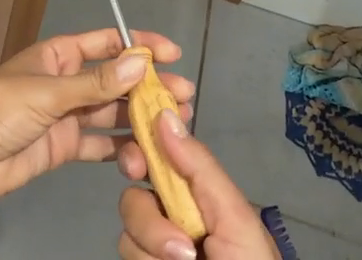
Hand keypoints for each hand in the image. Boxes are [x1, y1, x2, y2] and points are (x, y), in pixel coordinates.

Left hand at [0, 28, 195, 208]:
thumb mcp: (48, 92)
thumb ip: (95, 83)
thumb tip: (139, 64)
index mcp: (59, 55)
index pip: (106, 42)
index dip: (138, 45)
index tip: (171, 53)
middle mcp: (67, 81)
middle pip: (115, 80)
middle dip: (148, 86)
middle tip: (182, 96)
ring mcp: (67, 115)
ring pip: (111, 112)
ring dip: (140, 117)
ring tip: (171, 125)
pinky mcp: (64, 146)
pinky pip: (99, 144)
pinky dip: (120, 148)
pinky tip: (142, 152)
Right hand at [116, 108, 277, 259]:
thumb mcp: (234, 215)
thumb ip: (198, 167)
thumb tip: (164, 115)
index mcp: (196, 193)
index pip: (158, 157)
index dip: (140, 151)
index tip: (136, 163)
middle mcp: (173, 216)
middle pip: (133, 195)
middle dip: (149, 219)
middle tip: (179, 246)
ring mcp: (157, 248)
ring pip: (128, 232)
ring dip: (155, 250)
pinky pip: (128, 255)